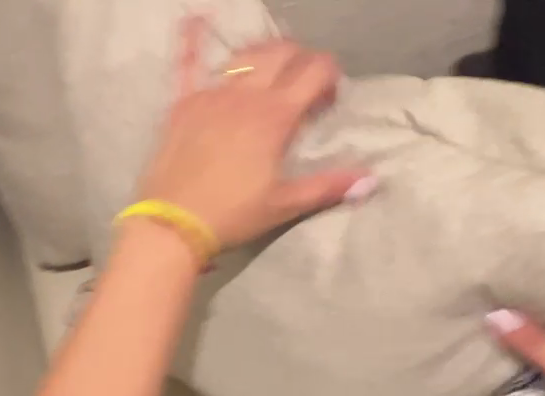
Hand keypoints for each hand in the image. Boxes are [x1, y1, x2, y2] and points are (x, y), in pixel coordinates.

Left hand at [132, 18, 371, 251]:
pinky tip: (195, 20)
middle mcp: (246, 95)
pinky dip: (193, 41)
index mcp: (276, 116)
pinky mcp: (183, 105)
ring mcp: (211, 95)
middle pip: (282, 54)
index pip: (315, 72)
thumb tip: (370, 181)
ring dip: (263, 56)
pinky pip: (188, 64)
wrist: (174, 225)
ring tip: (267, 73)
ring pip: (244, 56)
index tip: (329, 97)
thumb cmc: (232, 216)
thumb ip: (326, 187)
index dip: (329, 77)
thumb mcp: (283, 205)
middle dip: (300, 60)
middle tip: (302, 85)